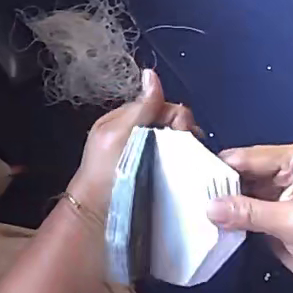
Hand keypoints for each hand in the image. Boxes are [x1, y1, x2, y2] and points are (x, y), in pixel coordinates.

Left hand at [66, 69, 197, 218]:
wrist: (99, 219)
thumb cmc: (105, 174)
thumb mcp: (116, 134)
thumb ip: (139, 108)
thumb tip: (151, 73)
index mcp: (129, 122)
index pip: (163, 107)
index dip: (177, 116)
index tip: (184, 132)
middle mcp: (141, 137)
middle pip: (176, 125)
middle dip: (186, 134)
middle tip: (190, 151)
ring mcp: (152, 160)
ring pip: (181, 145)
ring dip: (190, 151)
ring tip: (194, 165)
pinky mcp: (161, 181)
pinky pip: (181, 166)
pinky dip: (189, 167)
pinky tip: (192, 176)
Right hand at [204, 143, 292, 292]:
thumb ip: (251, 212)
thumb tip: (210, 207)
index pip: (248, 157)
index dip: (220, 168)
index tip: (190, 181)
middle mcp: (283, 168)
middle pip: (239, 170)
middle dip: (216, 184)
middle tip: (186, 197)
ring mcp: (274, 190)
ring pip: (235, 188)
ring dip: (218, 200)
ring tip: (190, 207)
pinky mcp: (267, 211)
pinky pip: (239, 206)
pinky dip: (225, 214)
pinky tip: (206, 219)